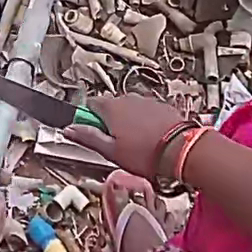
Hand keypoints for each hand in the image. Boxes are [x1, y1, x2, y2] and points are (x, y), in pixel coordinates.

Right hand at [65, 94, 191, 177]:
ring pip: (128, 109)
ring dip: (127, 123)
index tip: (93, 134)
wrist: (182, 150)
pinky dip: (144, 123)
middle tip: (114, 144)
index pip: (89, 104)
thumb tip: (69, 129)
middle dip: (109, 123)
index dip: (88, 120)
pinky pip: (145, 112)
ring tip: (134, 145)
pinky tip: (149, 140)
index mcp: (111, 107)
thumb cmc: (147, 153)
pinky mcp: (160, 107)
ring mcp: (145, 101)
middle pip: (109, 106)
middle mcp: (127, 99)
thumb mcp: (111, 151)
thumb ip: (88, 137)